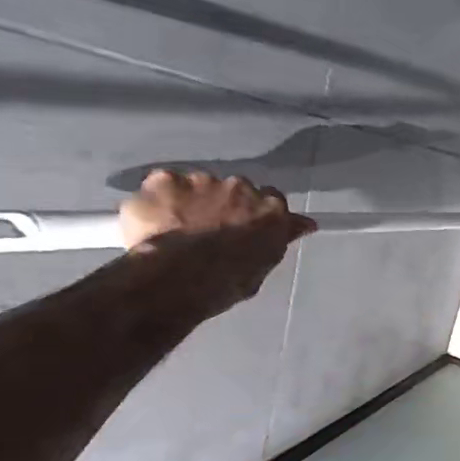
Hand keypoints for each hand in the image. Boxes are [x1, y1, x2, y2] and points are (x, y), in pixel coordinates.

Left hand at [119, 169, 316, 313]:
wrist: (182, 276)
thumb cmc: (230, 281)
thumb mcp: (265, 262)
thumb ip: (277, 238)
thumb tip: (304, 224)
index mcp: (271, 211)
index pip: (273, 200)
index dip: (259, 211)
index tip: (251, 224)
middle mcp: (241, 188)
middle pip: (235, 189)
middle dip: (226, 203)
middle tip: (213, 228)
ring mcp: (201, 181)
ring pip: (198, 185)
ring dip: (192, 200)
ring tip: (178, 228)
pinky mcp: (164, 180)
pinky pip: (163, 185)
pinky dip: (160, 199)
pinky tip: (155, 220)